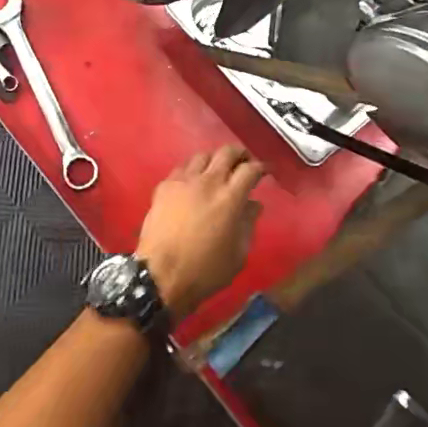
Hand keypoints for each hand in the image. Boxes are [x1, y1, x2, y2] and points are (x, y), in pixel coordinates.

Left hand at [134, 145, 265, 318]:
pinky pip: (182, 168)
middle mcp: (207, 182)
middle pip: (226, 153)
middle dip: (239, 154)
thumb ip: (248, 223)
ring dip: (214, 160)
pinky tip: (193, 182)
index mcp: (230, 198)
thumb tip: (253, 203)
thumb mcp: (238, 252)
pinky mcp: (164, 186)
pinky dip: (192, 171)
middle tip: (244, 163)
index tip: (265, 171)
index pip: (250, 170)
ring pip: (202, 156)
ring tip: (218, 170)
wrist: (162, 273)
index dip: (260, 167)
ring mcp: (183, 181)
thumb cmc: (206, 269)